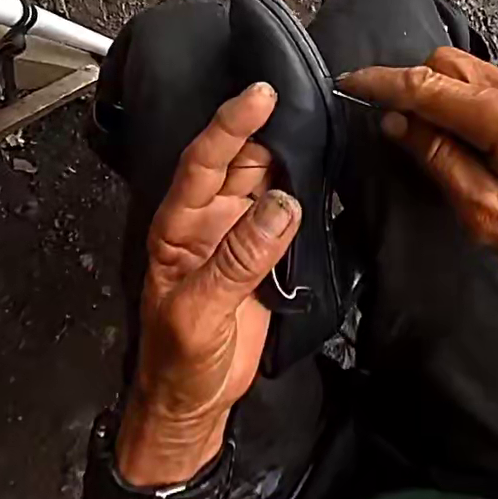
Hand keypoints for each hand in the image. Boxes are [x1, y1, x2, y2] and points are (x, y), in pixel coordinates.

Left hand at [122, 82, 302, 484]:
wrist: (195, 401)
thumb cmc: (179, 361)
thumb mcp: (200, 314)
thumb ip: (239, 259)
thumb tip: (282, 206)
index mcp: (177, 227)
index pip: (202, 162)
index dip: (229, 126)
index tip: (259, 97)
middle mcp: (207, 220)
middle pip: (237, 161)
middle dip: (265, 128)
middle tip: (302, 101)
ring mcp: (237, 234)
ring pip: (263, 180)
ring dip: (287, 155)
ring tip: (318, 127)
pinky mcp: (263, 253)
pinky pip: (284, 212)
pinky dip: (301, 190)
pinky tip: (319, 173)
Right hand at [339, 47, 497, 330]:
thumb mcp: (489, 216)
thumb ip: (439, 160)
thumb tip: (400, 125)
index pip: (428, 86)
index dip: (382, 82)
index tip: (352, 81)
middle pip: (447, 63)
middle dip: (411, 86)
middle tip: (393, 126)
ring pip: (471, 70)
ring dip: (439, 94)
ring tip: (430, 138)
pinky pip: (495, 84)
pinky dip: (466, 100)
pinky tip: (467, 137)